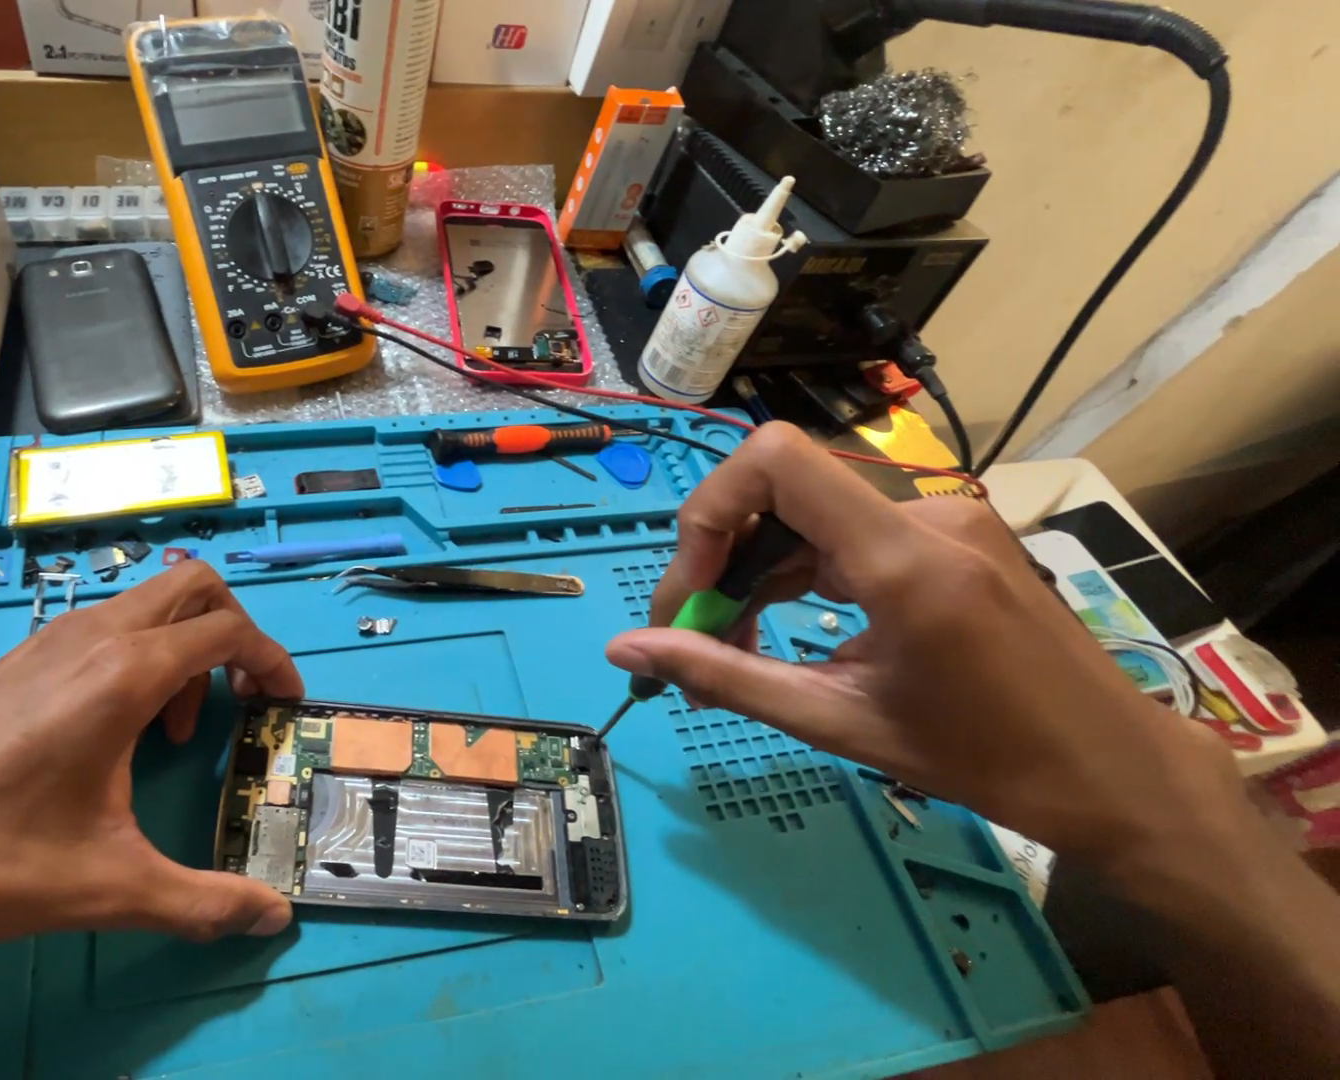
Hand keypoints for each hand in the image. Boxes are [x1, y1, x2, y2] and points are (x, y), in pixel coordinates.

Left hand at [0, 562, 302, 1079]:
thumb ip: (203, 902)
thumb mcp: (108, 887)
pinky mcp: (13, 662)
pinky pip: (99, 632)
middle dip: (232, 631)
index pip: (228, 629)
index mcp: (125, 673)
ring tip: (171, 731)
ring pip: (143, 607)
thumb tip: (275, 922)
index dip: (272, 658)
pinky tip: (108, 737)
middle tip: (236, 698)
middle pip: (191, 586)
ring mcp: (46, 643)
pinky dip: (132, 661)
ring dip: (179, 650)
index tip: (286, 701)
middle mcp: (90, 637)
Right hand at [603, 423, 1252, 875]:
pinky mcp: (940, 535)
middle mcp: (920, 516)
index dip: (709, 509)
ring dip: (746, 573)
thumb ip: (723, 676)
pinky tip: (774, 627)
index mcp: (902, 559)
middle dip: (714, 560)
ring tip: (726, 647)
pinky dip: (788, 575)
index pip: (775, 461)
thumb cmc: (983, 759)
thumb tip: (624, 649)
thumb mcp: (835, 723)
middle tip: (690, 637)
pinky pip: (835, 534)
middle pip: (774, 490)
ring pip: (799, 516)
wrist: (1117, 772)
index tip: (691, 593)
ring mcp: (936, 520)